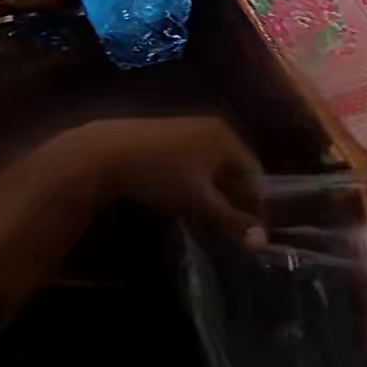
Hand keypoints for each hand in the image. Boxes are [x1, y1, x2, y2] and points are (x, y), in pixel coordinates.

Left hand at [55, 118, 264, 243]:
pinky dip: (197, 177)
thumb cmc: (160, 177)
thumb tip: (261, 240)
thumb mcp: (201, 203)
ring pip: (213, 163)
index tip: (250, 229)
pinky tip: (182, 194)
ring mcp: (187, 126)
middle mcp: (212, 126)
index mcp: (226, 138)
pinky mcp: (167, 132)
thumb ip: (234, 220)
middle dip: (235, 196)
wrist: (104, 153)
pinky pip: (194, 157)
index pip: (254, 174)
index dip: (255, 203)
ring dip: (215, 188)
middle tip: (229, 223)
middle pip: (234, 167)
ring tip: (206, 212)